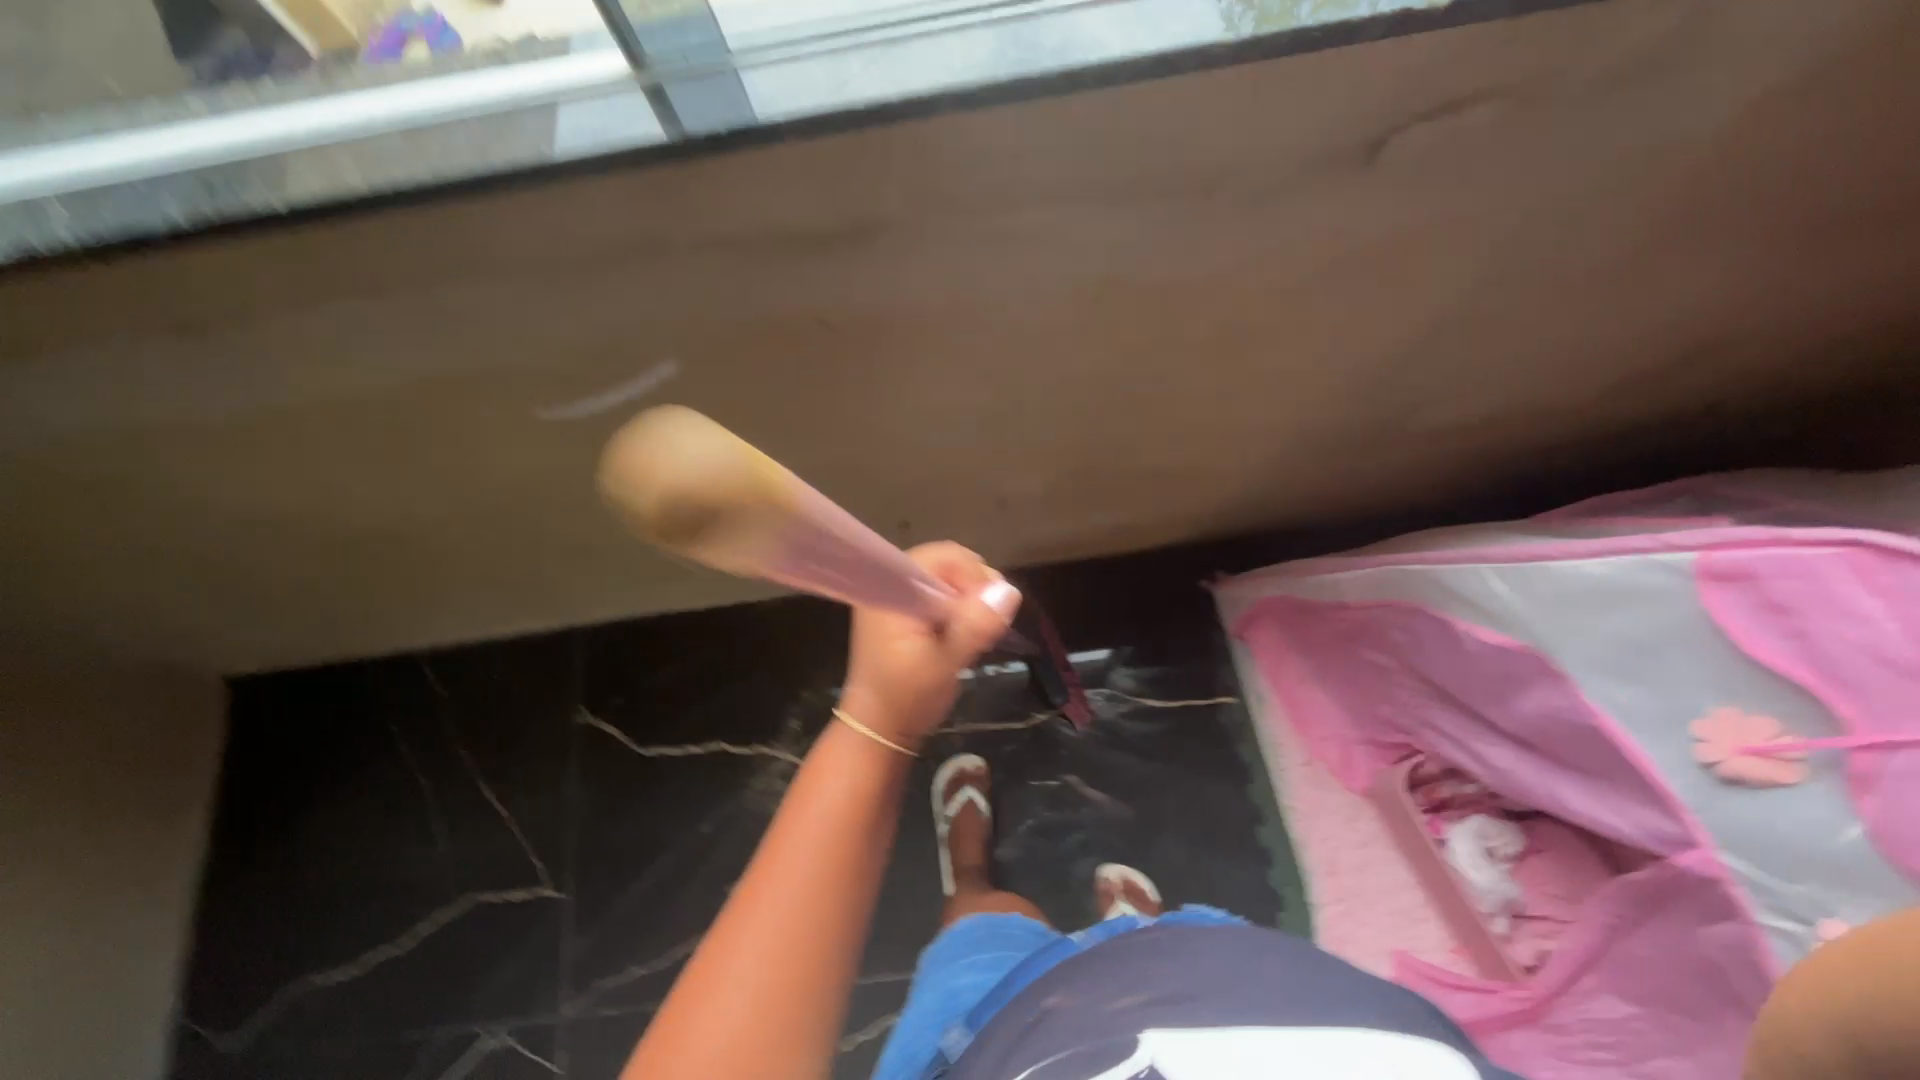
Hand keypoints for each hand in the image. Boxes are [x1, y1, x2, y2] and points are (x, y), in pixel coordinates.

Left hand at [840, 542, 1022, 748]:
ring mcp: (899, 597)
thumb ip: (974, 626)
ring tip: (975, 634)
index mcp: (891, 589)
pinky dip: (960, 610)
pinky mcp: (907, 611)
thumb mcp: (944, 663)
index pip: (943, 557)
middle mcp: (892, 584)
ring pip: (950, 579)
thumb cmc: (906, 697)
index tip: (989, 612)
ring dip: (970, 602)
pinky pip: (943, 595)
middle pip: (948, 564)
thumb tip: (1009, 590)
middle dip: (974, 589)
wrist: (879, 729)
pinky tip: (964, 636)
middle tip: (986, 625)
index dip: (972, 577)